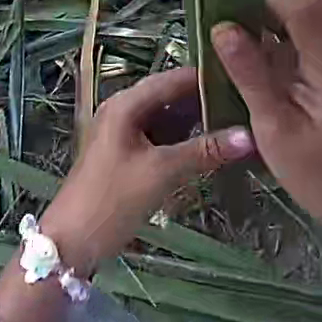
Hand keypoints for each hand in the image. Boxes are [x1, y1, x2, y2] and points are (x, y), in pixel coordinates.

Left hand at [37, 67, 254, 275]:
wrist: (71, 243)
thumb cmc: (112, 200)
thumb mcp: (161, 172)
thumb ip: (205, 151)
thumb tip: (250, 136)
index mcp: (127, 103)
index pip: (174, 78)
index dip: (208, 78)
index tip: (246, 80)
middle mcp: (126, 108)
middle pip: (172, 95)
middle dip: (207, 100)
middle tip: (248, 104)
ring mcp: (126, 131)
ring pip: (169, 116)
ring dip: (199, 120)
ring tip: (240, 121)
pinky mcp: (129, 152)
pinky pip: (163, 135)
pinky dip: (186, 138)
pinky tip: (214, 145)